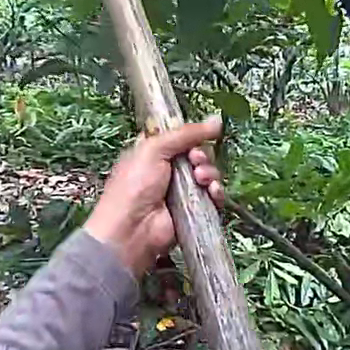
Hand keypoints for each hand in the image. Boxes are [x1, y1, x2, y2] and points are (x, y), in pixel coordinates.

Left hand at [83, 116, 225, 275]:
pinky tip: (212, 192)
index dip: (192, 136)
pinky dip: (216, 193)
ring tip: (200, 179)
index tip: (196, 138)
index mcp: (154, 152)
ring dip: (209, 173)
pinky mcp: (194, 210)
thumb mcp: (153, 149)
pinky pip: (213, 197)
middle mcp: (169, 170)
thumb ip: (185, 134)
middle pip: (199, 154)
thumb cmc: (135, 185)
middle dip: (202, 155)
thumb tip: (217, 119)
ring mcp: (182, 191)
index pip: (181, 137)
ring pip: (208, 174)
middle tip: (195, 161)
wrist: (131, 230)